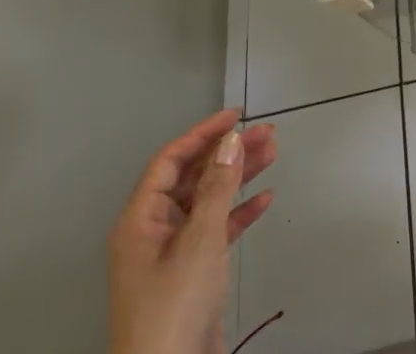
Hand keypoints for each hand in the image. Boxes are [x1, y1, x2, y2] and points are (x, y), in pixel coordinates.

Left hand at [110, 109, 278, 353]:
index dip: (202, 134)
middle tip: (268, 132)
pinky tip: (265, 199)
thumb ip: (218, 187)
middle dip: (228, 153)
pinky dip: (240, 212)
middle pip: (192, 178)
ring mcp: (172, 251)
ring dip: (239, 177)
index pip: (169, 162)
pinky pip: (217, 228)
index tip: (236, 115)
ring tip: (274, 153)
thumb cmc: (176, 300)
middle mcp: (153, 229)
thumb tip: (230, 140)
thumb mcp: (200, 240)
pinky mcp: (192, 270)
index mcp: (141, 219)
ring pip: (208, 200)